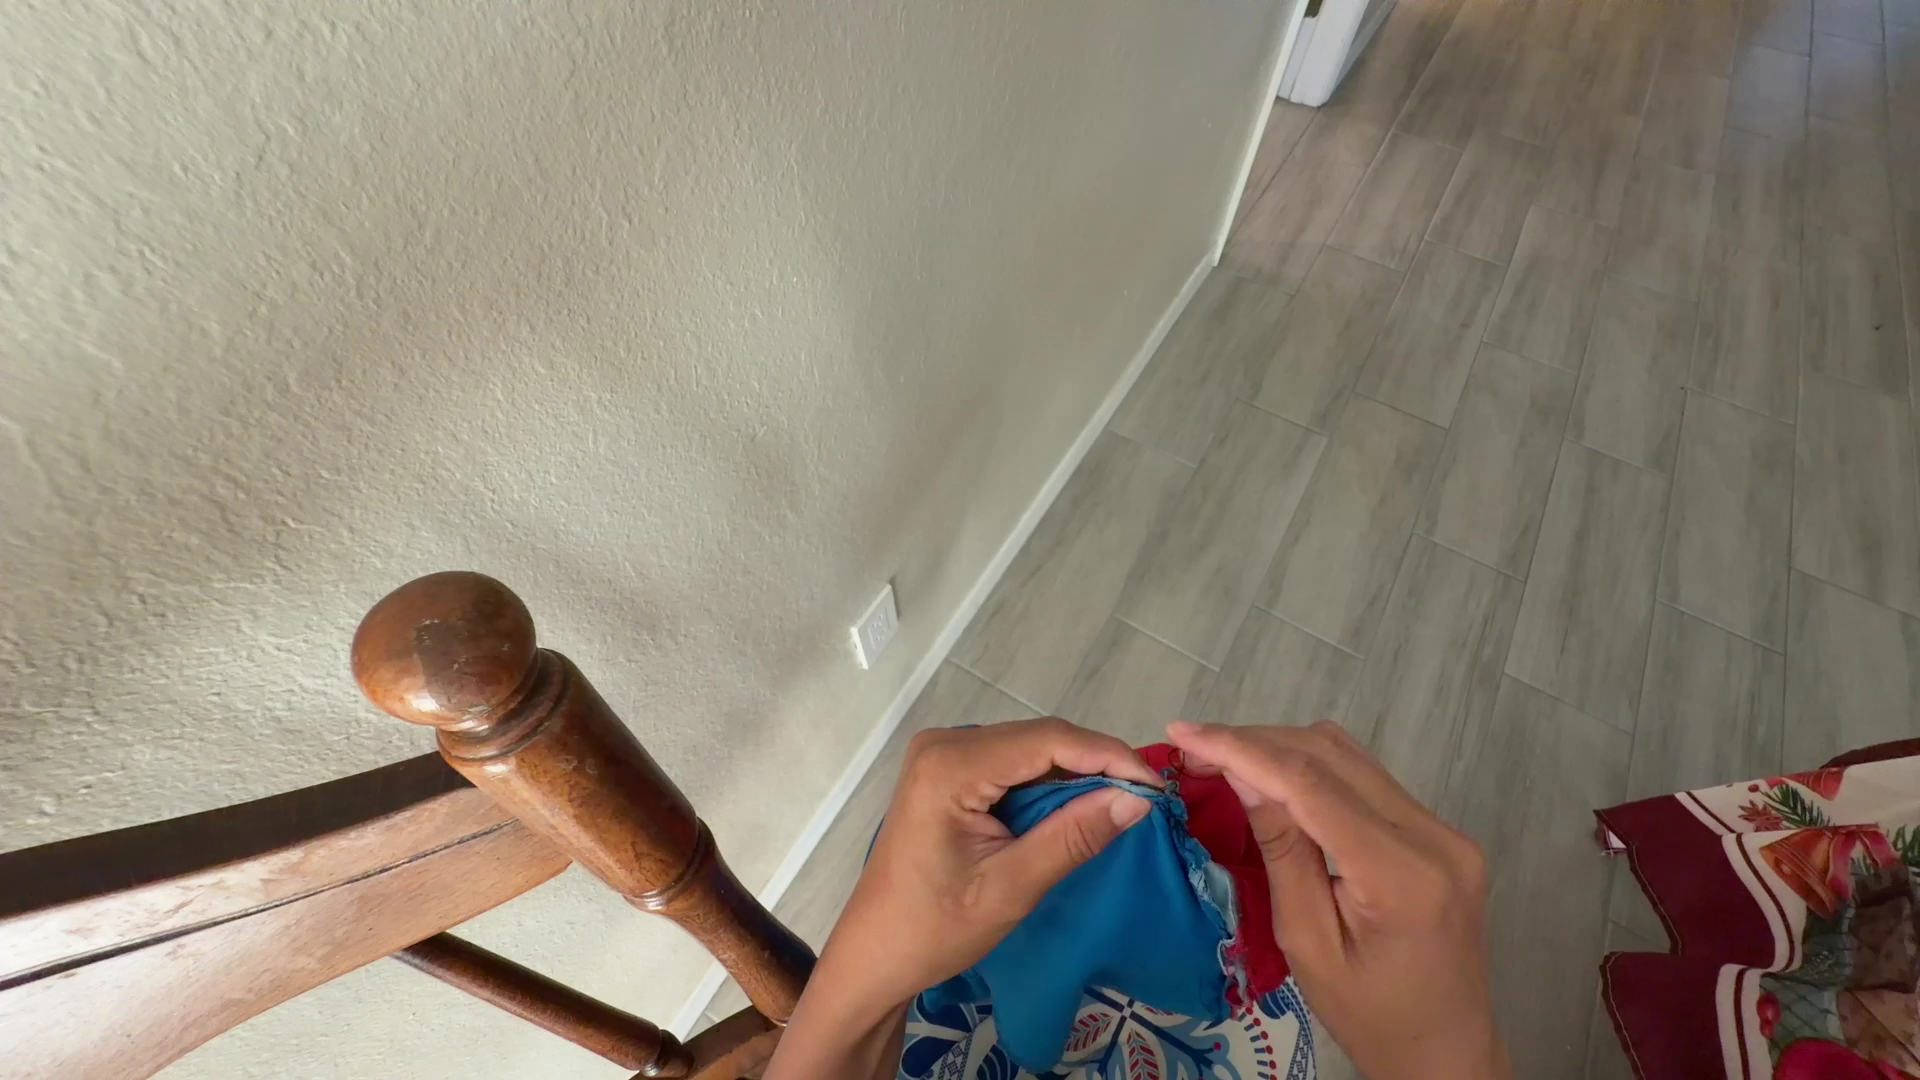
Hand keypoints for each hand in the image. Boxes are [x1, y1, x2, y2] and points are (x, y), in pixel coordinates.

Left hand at [766, 718, 1158, 1079]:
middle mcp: (945, 742)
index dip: (1107, 755)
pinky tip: (1075, 804)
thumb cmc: (936, 928)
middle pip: (1038, 737)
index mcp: (951, 765)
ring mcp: (943, 752)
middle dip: (1094, 763)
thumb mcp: (1011, 887)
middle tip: (1145, 798)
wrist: (876, 952)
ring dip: (1074, 771)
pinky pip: (1011, 761)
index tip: (1156, 785)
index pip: (1046, 739)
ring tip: (1121, 800)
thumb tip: (1137, 799)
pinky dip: (1047, 781)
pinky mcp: (947, 767)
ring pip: (1028, 747)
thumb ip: (1073, 837)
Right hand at [1167, 720, 1509, 1079]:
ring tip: (1221, 755)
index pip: (1308, 783)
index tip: (1182, 733)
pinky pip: (1359, 773)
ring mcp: (1440, 828)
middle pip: (1326, 754)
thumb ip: (1279, 849)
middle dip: (1251, 741)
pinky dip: (1305, 762)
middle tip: (1192, 747)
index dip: (1239, 749)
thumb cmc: (1368, 1017)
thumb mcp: (1304, 942)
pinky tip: (1268, 772)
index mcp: (1401, 874)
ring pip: (1343, 752)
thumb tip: (1240, 773)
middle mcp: (1433, 836)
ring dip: (1276, 745)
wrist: (1446, 1057)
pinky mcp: (1434, 828)